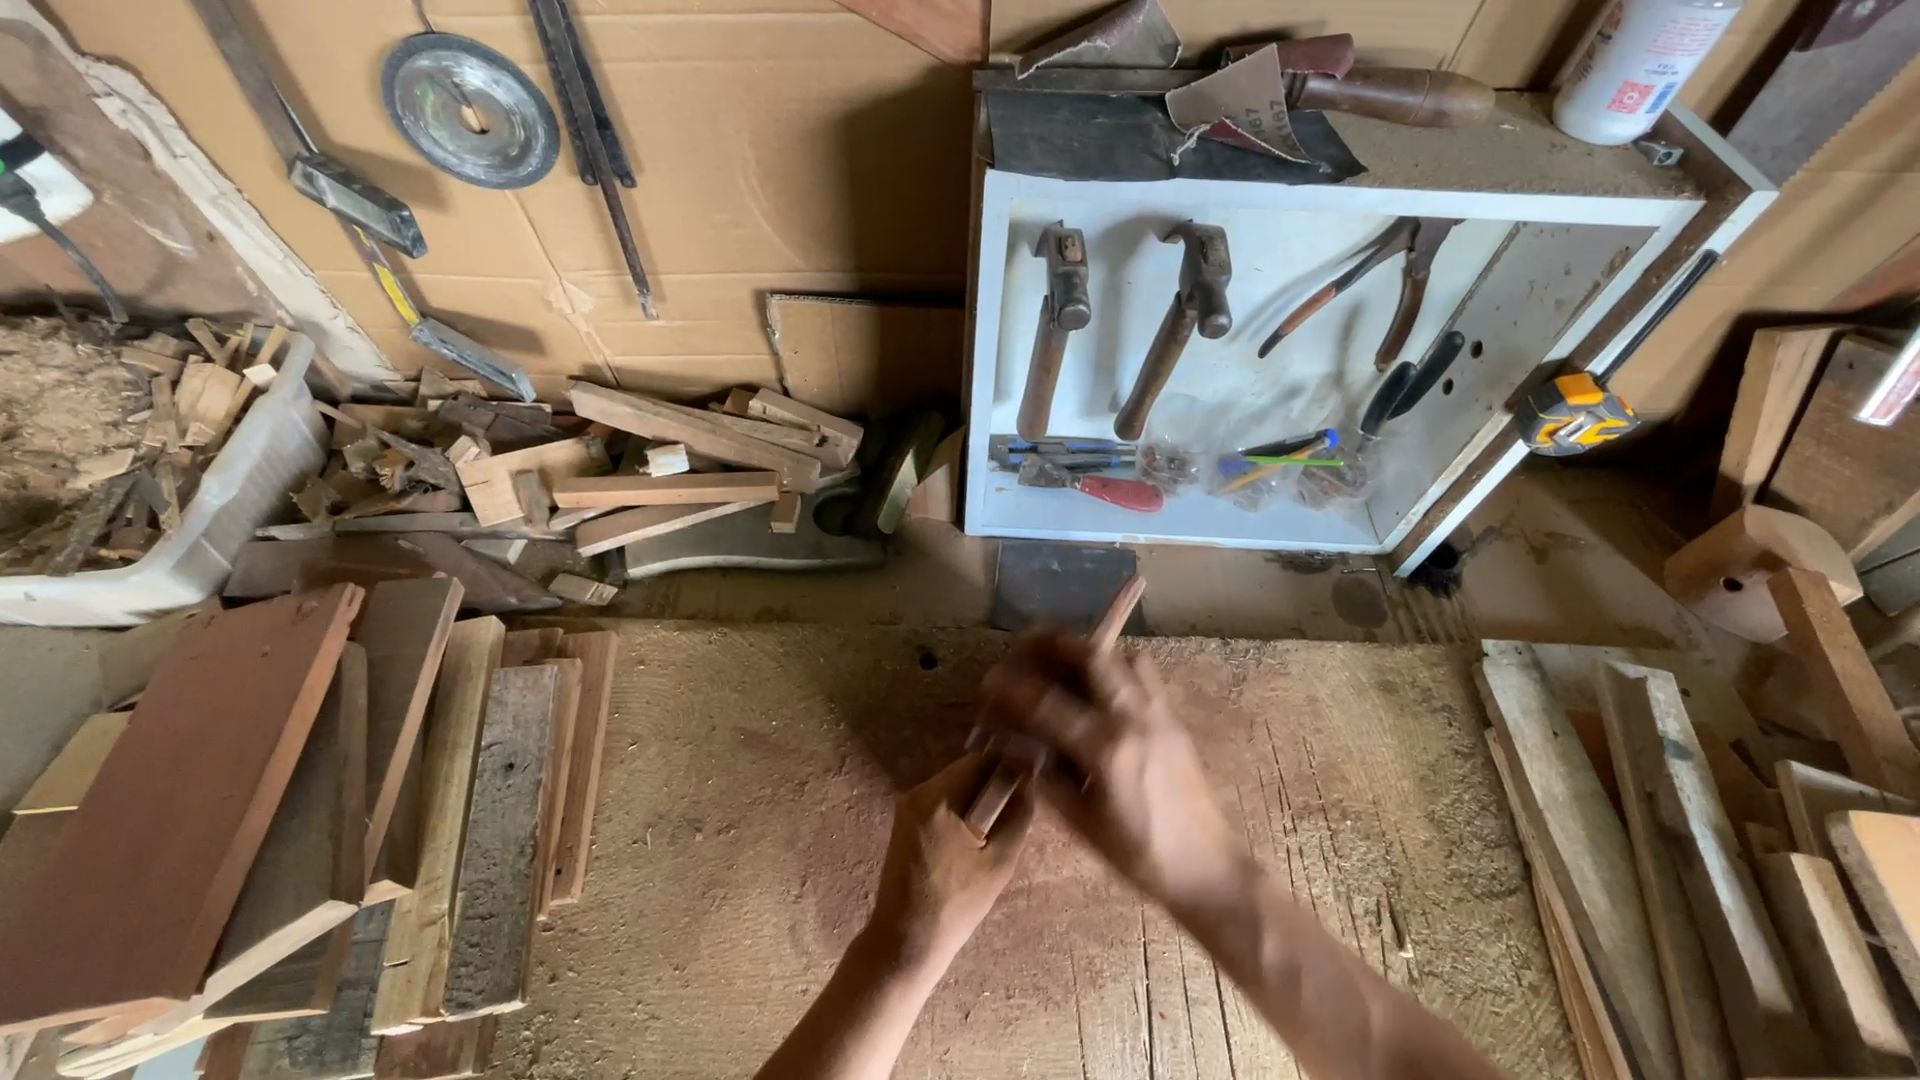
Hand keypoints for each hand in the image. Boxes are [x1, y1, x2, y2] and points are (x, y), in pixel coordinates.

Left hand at [868, 753, 1033, 964]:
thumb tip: (1029, 782)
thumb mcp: (999, 862)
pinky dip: (961, 804)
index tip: (1031, 771)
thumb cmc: (957, 905)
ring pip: (952, 783)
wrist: (905, 940)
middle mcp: (917, 793)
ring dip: (978, 792)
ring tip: (1004, 812)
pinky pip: (939, 799)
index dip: (1009, 762)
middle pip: (964, 769)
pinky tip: (978, 827)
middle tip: (1022, 793)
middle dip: (994, 777)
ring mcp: (907, 806)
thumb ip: (1017, 815)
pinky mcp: (904, 820)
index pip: (980, 760)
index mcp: (939, 799)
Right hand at [980, 629, 1244, 911]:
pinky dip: (1118, 665)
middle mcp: (1135, 720)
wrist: (1206, 867)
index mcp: (1107, 750)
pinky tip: (1102, 684)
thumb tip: (1011, 746)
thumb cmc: (1139, 855)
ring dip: (1089, 649)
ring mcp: (1160, 715)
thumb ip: (1045, 778)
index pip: (1048, 704)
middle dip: (1055, 642)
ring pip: (1123, 656)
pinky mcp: (1174, 719)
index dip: (1013, 689)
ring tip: (1064, 657)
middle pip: (1093, 656)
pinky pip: (1145, 675)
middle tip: (1028, 639)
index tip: (989, 680)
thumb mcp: (1082, 823)